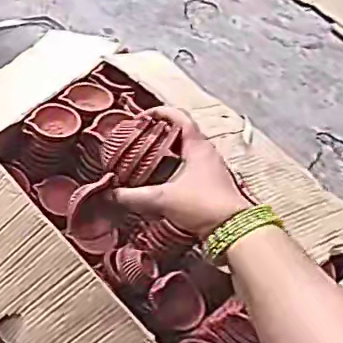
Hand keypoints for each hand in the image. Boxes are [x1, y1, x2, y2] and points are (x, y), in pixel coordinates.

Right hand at [108, 107, 254, 233]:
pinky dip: (170, 166)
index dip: (159, 112)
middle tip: (136, 139)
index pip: (179, 117)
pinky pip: (186, 165)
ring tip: (142, 158)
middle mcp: (205, 151)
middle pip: (179, 132)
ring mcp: (209, 167)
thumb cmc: (201, 204)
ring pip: (182, 150)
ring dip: (163, 150)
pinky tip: (157, 178)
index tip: (140, 117)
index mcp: (197, 146)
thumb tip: (110, 194)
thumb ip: (133, 196)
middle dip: (157, 132)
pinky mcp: (208, 182)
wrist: (233, 229)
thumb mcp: (162, 199)